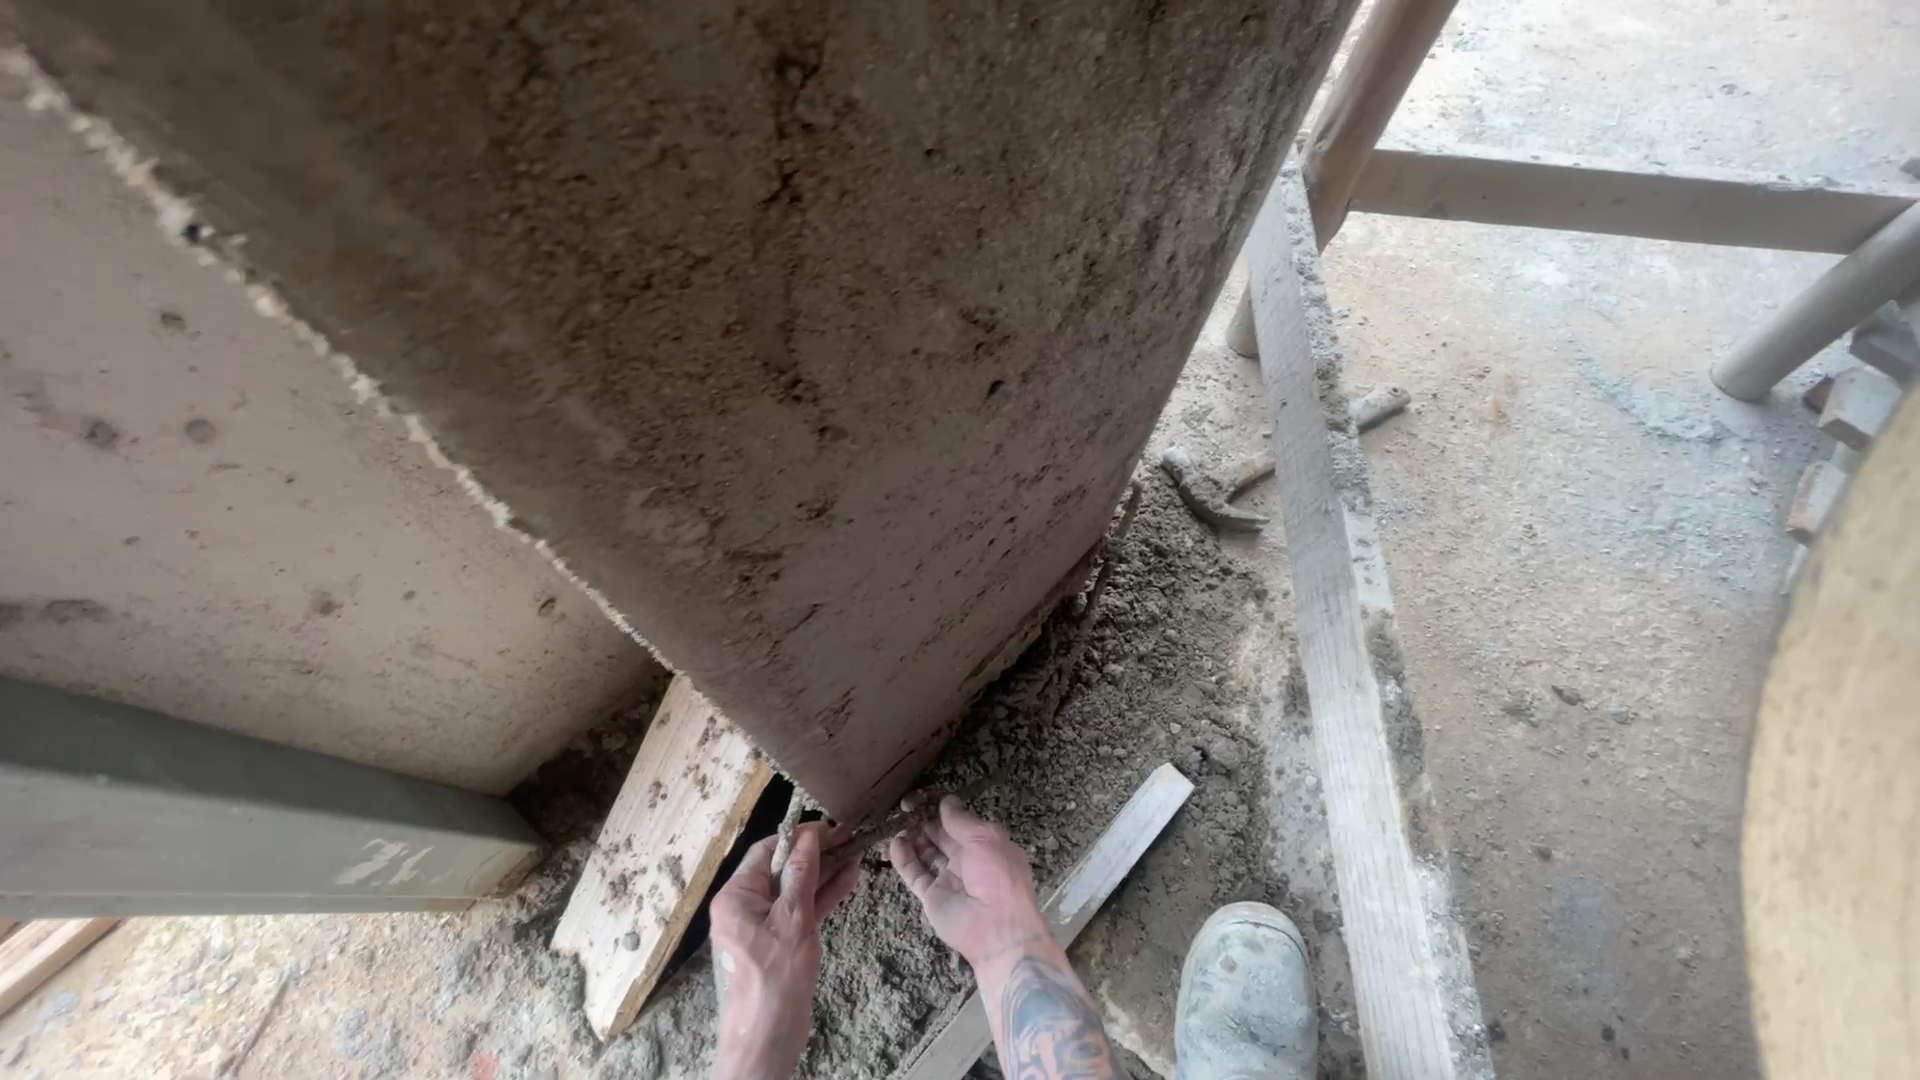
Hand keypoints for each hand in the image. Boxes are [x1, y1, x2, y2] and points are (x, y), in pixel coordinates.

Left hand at [709, 821, 861, 1079]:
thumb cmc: (775, 977)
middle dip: (817, 852)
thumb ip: (802, 874)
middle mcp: (745, 906)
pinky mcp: (779, 941)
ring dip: (825, 871)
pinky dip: (822, 895)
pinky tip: (849, 879)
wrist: (767, 1039)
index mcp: (736, 896)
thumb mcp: (793, 919)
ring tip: (855, 852)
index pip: (767, 851)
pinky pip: (800, 909)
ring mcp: (763, 924)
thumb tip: (810, 837)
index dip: (799, 836)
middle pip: (783, 867)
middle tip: (849, 836)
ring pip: (796, 887)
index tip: (829, 826)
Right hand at [888, 797, 1051, 970]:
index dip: (945, 811)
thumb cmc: (998, 874)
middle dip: (926, 823)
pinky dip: (904, 858)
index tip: (925, 798)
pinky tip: (895, 843)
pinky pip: (915, 873)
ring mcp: (949, 879)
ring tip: (899, 824)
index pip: (962, 823)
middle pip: (942, 837)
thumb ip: (961, 820)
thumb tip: (946, 801)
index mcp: (986, 844)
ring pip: (927, 853)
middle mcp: (967, 860)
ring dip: (913, 839)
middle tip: (906, 808)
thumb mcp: (984, 838)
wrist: (996, 928)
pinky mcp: (932, 896)